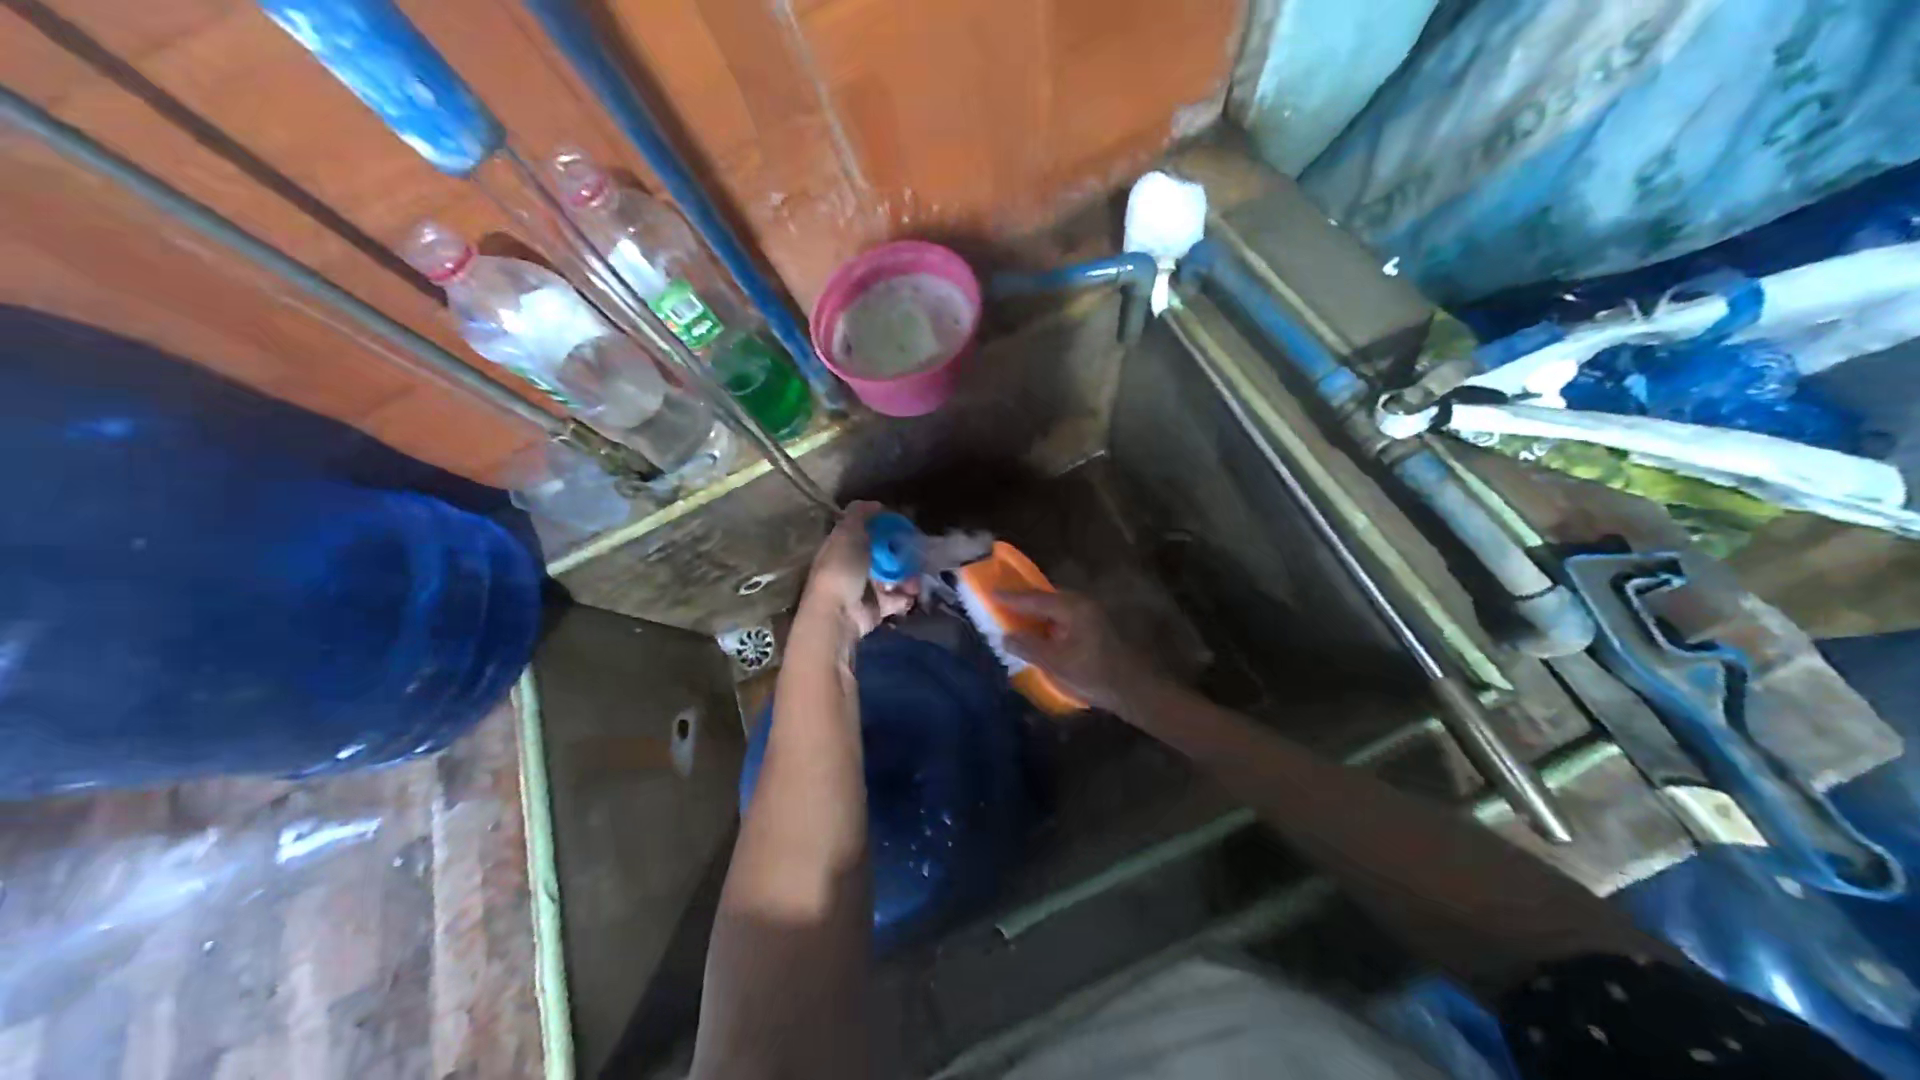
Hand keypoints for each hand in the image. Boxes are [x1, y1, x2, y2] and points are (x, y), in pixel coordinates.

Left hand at [799, 501, 914, 637]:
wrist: (839, 614)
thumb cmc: (842, 568)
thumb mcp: (848, 532)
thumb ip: (860, 515)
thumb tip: (875, 504)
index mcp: (842, 545)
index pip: (867, 531)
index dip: (886, 527)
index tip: (904, 526)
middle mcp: (854, 565)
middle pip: (885, 554)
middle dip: (903, 554)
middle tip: (917, 553)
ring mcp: (866, 588)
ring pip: (894, 577)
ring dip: (908, 577)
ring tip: (915, 580)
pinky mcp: (877, 609)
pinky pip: (897, 599)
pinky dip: (906, 597)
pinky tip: (910, 594)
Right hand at [996, 590, 1156, 712]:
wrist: (1134, 690)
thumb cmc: (1094, 673)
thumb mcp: (1055, 662)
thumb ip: (1028, 647)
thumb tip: (1005, 636)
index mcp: (1072, 607)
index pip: (1034, 598)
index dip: (1011, 598)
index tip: (990, 593)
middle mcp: (1082, 604)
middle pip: (1046, 599)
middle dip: (1024, 602)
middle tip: (1002, 604)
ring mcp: (1091, 615)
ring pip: (1056, 609)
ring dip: (1037, 613)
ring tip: (1016, 618)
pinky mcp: (1095, 628)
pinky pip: (1064, 618)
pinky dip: (1048, 622)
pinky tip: (1039, 633)